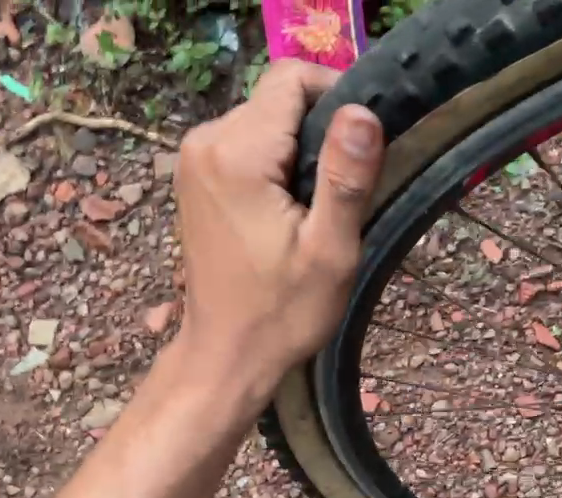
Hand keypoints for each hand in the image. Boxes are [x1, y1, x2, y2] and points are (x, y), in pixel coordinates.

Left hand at [166, 60, 384, 402]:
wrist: (228, 354)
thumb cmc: (284, 312)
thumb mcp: (330, 252)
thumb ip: (346, 178)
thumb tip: (364, 112)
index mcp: (237, 152)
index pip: (292, 80)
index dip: (338, 98)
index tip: (367, 147)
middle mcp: (205, 140)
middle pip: (278, 101)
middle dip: (320, 134)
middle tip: (347, 193)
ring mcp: (194, 158)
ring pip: (264, 123)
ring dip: (300, 153)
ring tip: (320, 209)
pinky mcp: (196, 177)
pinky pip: (247, 146)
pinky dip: (276, 166)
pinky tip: (291, 213)